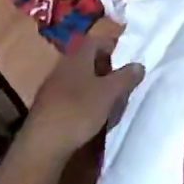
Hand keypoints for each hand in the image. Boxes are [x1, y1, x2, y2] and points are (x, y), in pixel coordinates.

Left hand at [20, 33, 144, 159]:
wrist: (43, 142)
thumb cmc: (79, 110)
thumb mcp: (109, 94)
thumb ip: (125, 78)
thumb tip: (139, 64)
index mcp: (77, 57)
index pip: (95, 41)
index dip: (110, 45)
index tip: (125, 57)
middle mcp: (62, 66)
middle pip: (85, 58)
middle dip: (103, 65)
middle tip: (119, 79)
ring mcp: (52, 85)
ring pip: (77, 76)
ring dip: (92, 82)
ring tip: (108, 98)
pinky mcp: (47, 105)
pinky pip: (69, 92)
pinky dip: (81, 97)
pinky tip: (89, 113)